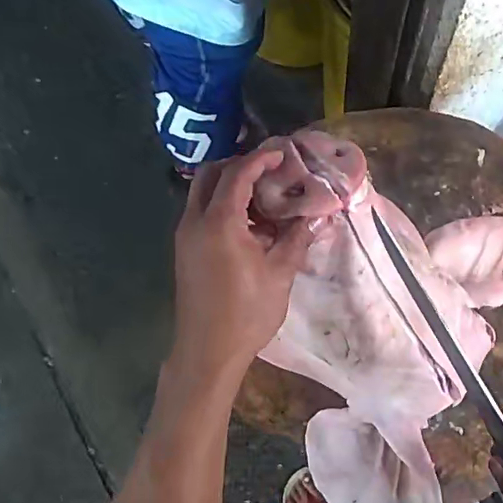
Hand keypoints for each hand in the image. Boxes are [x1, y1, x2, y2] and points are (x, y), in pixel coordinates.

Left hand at [171, 149, 314, 381]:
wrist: (208, 350)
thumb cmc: (248, 311)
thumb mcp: (281, 273)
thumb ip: (297, 239)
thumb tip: (315, 216)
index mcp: (219, 223)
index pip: (237, 175)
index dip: (260, 159)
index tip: (283, 153)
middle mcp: (195, 222)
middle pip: (210, 175)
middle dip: (239, 165)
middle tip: (271, 170)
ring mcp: (187, 236)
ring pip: (203, 194)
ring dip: (232, 186)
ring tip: (268, 196)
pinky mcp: (188, 250)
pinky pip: (204, 213)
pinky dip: (226, 206)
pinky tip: (255, 224)